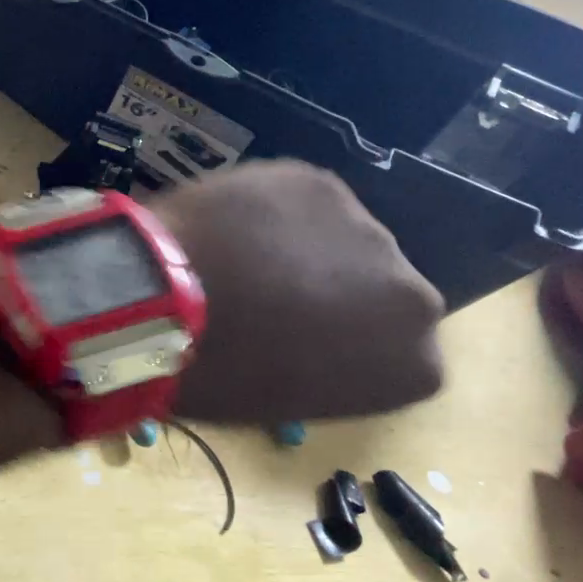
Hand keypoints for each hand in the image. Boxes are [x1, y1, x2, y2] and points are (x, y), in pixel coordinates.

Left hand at [146, 159, 445, 422]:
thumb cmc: (217, 370)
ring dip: (302, 243)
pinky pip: (295, 196)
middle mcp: (415, 295)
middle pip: (376, 287)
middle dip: (335, 287)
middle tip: (267, 293)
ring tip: (240, 254)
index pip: (394, 352)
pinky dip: (267, 206)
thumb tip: (301, 344)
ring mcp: (369, 228)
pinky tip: (229, 221)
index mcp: (418, 367)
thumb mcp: (281, 401)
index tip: (298, 339)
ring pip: (338, 236)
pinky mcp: (318, 181)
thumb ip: (322, 369)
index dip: (341, 342)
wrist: (164, 299)